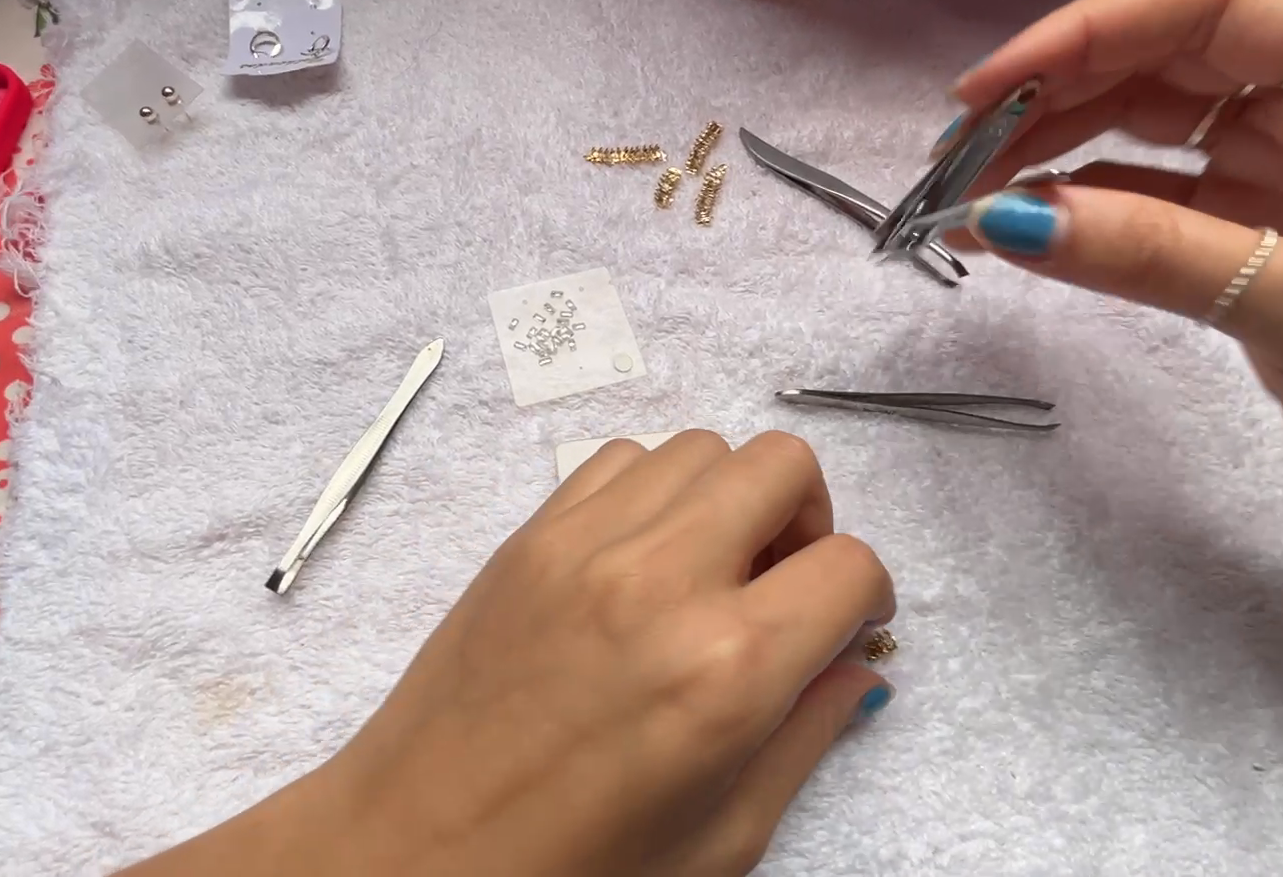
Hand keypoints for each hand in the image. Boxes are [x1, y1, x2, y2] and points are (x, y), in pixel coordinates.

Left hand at [123, 431, 895, 876]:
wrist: (416, 844)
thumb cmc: (578, 865)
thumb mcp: (724, 836)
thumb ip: (809, 732)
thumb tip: (859, 659)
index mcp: (725, 668)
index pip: (850, 566)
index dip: (865, 595)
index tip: (841, 622)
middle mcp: (660, 578)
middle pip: (780, 463)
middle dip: (806, 515)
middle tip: (778, 577)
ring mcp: (586, 539)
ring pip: (700, 447)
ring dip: (727, 496)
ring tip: (705, 562)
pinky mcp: (532, 528)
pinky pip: (620, 458)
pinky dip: (652, 489)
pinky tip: (638, 550)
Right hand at [950, 0, 1282, 646]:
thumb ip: (1156, 256)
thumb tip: (998, 220)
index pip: (1224, 6)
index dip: (1091, 30)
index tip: (983, 91)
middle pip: (1170, 61)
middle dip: (1051, 97)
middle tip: (951, 156)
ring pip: (1149, 130)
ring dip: (1049, 154)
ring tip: (962, 199)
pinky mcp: (1260, 234)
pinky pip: (1152, 200)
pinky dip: (1077, 210)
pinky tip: (1015, 230)